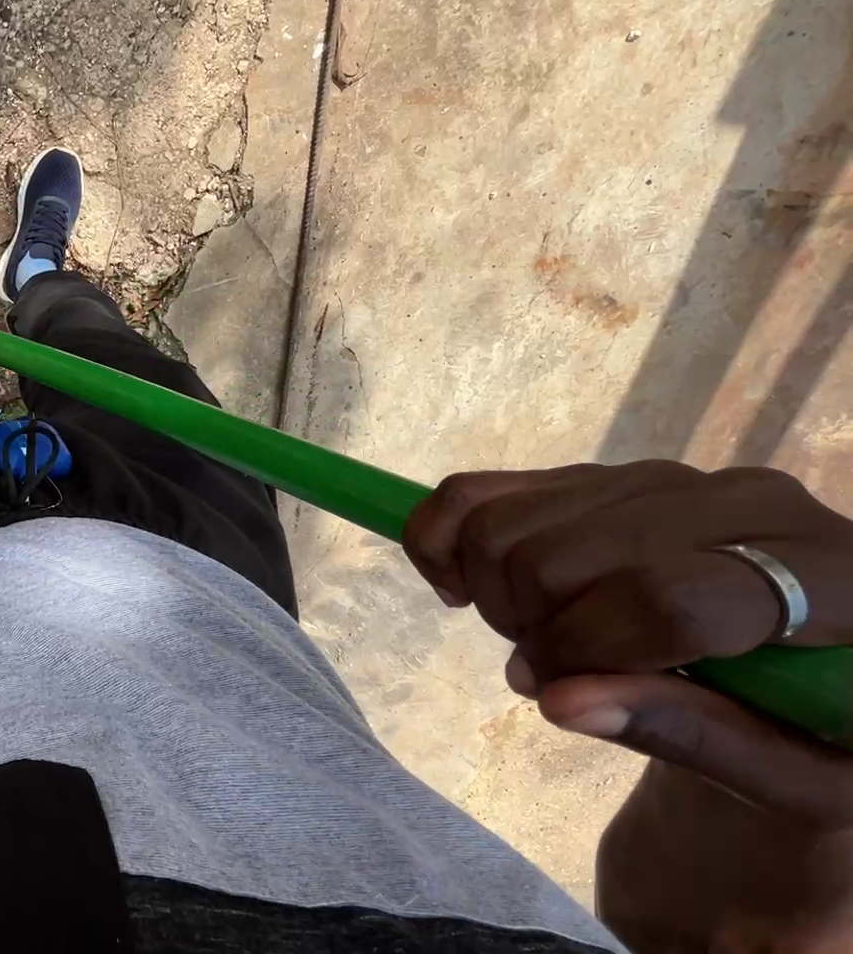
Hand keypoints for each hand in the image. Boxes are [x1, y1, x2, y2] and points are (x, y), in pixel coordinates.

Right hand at [402, 461, 852, 827]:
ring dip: (488, 594)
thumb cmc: (821, 733)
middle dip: (528, 629)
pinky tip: (457, 583)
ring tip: (530, 632)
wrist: (798, 659)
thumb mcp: (801, 772)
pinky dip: (434, 540)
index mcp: (834, 574)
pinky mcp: (583, 474)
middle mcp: (736, 500)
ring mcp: (648, 478)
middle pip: (560, 559)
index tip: (558, 693)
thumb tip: (559, 700)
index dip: (588, 650)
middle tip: (553, 672)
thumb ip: (697, 737)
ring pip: (500, 524)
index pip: (668, 595)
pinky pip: (470, 492)